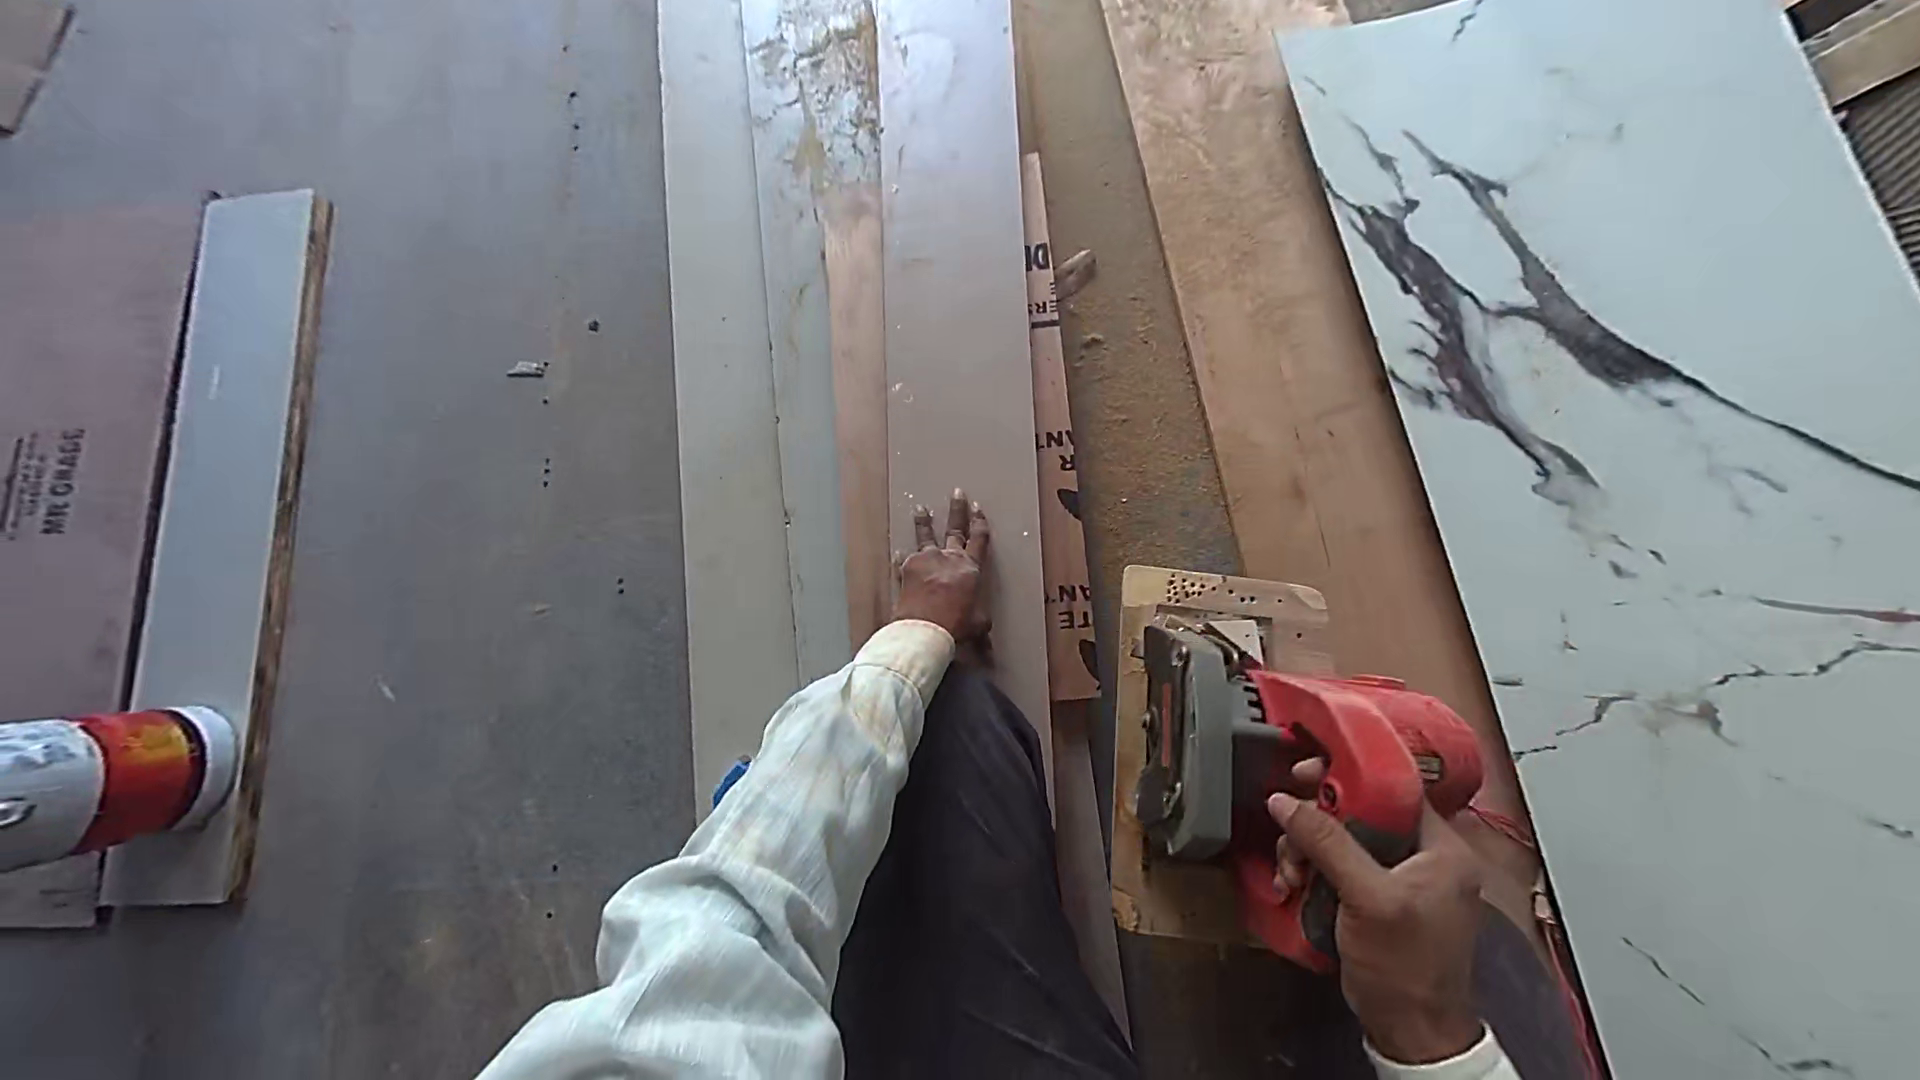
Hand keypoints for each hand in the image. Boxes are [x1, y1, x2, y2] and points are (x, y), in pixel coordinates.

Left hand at [894, 488, 990, 644]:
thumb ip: (981, 623)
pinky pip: (903, 560)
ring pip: (925, 536)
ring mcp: (925, 560)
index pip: (978, 540)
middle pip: (955, 529)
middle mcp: (948, 558)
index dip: (980, 523)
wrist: (925, 629)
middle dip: (957, 510)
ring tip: (920, 508)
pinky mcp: (906, 569)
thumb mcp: (979, 624)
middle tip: (957, 493)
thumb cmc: (956, 626)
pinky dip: (901, 557)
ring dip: (924, 521)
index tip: (978, 509)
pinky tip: (897, 552)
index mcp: (970, 568)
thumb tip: (988, 646)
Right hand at [1267, 790, 1485, 1064]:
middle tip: (1289, 831)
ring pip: (1333, 833)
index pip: (1391, 786)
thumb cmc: (1406, 965)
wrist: (1409, 1031)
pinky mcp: (1366, 891)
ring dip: (1302, 847)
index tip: (1305, 773)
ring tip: (1292, 873)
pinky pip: (1327, 859)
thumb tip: (1280, 799)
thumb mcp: (1368, 898)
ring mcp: (1390, 873)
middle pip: (1353, 808)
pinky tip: (1292, 884)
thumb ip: (1327, 843)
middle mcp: (1417, 853)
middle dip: (1312, 820)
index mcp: (1440, 848)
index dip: (1346, 773)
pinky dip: (1305, 867)